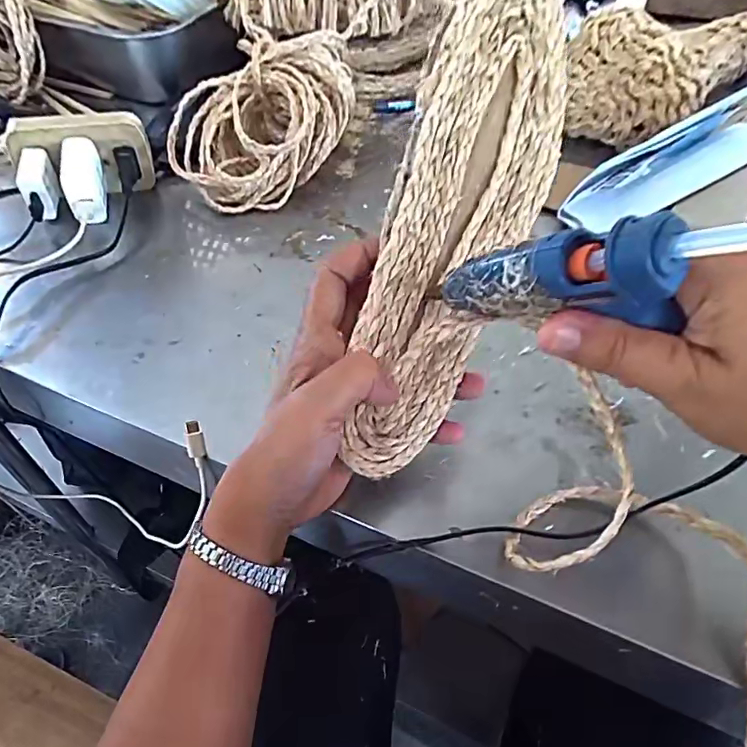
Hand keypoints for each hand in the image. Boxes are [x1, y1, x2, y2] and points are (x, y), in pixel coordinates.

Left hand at [206, 238, 484, 561]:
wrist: (277, 499)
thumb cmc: (287, 446)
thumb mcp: (318, 401)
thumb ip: (358, 375)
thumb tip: (394, 382)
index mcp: (318, 344)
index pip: (332, 281)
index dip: (359, 256)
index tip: (397, 247)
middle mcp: (337, 361)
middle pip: (376, 318)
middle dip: (412, 306)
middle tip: (450, 302)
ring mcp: (352, 395)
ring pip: (399, 369)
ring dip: (434, 371)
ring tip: (470, 376)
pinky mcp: (364, 426)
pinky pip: (403, 415)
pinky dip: (428, 420)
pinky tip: (453, 428)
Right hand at [534, 245, 746, 489]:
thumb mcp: (684, 384)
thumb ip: (614, 349)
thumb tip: (547, 328)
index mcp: (721, 254)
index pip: (624, 242)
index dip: (579, 273)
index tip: (549, 310)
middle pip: (653, 250)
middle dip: (621, 297)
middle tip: (619, 353)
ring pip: (685, 266)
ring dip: (657, 306)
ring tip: (671, 360)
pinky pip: (719, 274)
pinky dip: (692, 306)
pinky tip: (704, 348)